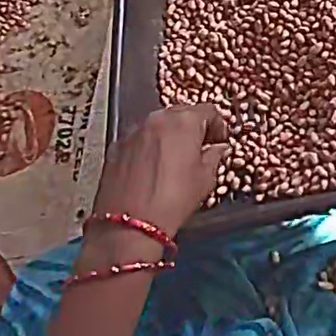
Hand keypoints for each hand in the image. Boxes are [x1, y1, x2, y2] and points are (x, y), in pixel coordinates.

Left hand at [86, 104, 228, 262]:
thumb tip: (217, 148)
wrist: (129, 224)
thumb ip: (214, 156)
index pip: (209, 111)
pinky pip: (140, 139)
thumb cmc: (175, 198)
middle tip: (200, 149)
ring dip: (170, 136)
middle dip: (193, 128)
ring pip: (159, 125)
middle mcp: (158, 118)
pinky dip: (149, 147)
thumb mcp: (205, 178)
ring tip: (175, 159)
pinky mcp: (116, 146)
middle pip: (182, 113)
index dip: (219, 125)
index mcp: (185, 121)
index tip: (219, 141)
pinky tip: (152, 168)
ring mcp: (133, 131)